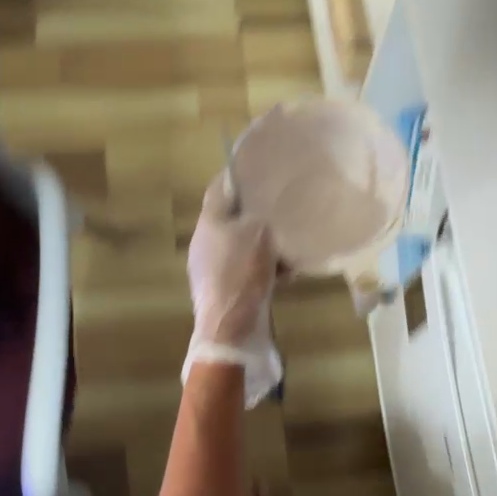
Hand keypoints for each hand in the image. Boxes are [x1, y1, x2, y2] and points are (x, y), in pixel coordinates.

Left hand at [185, 174, 276, 351]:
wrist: (230, 327)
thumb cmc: (242, 272)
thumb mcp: (259, 233)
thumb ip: (262, 216)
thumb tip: (265, 214)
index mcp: (209, 222)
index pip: (220, 188)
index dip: (238, 175)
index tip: (260, 168)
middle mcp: (205, 243)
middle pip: (234, 219)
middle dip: (260, 216)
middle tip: (284, 210)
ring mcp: (212, 269)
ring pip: (244, 247)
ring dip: (266, 246)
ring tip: (291, 249)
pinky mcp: (224, 291)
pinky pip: (248, 271)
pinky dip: (265, 270)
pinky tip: (287, 275)